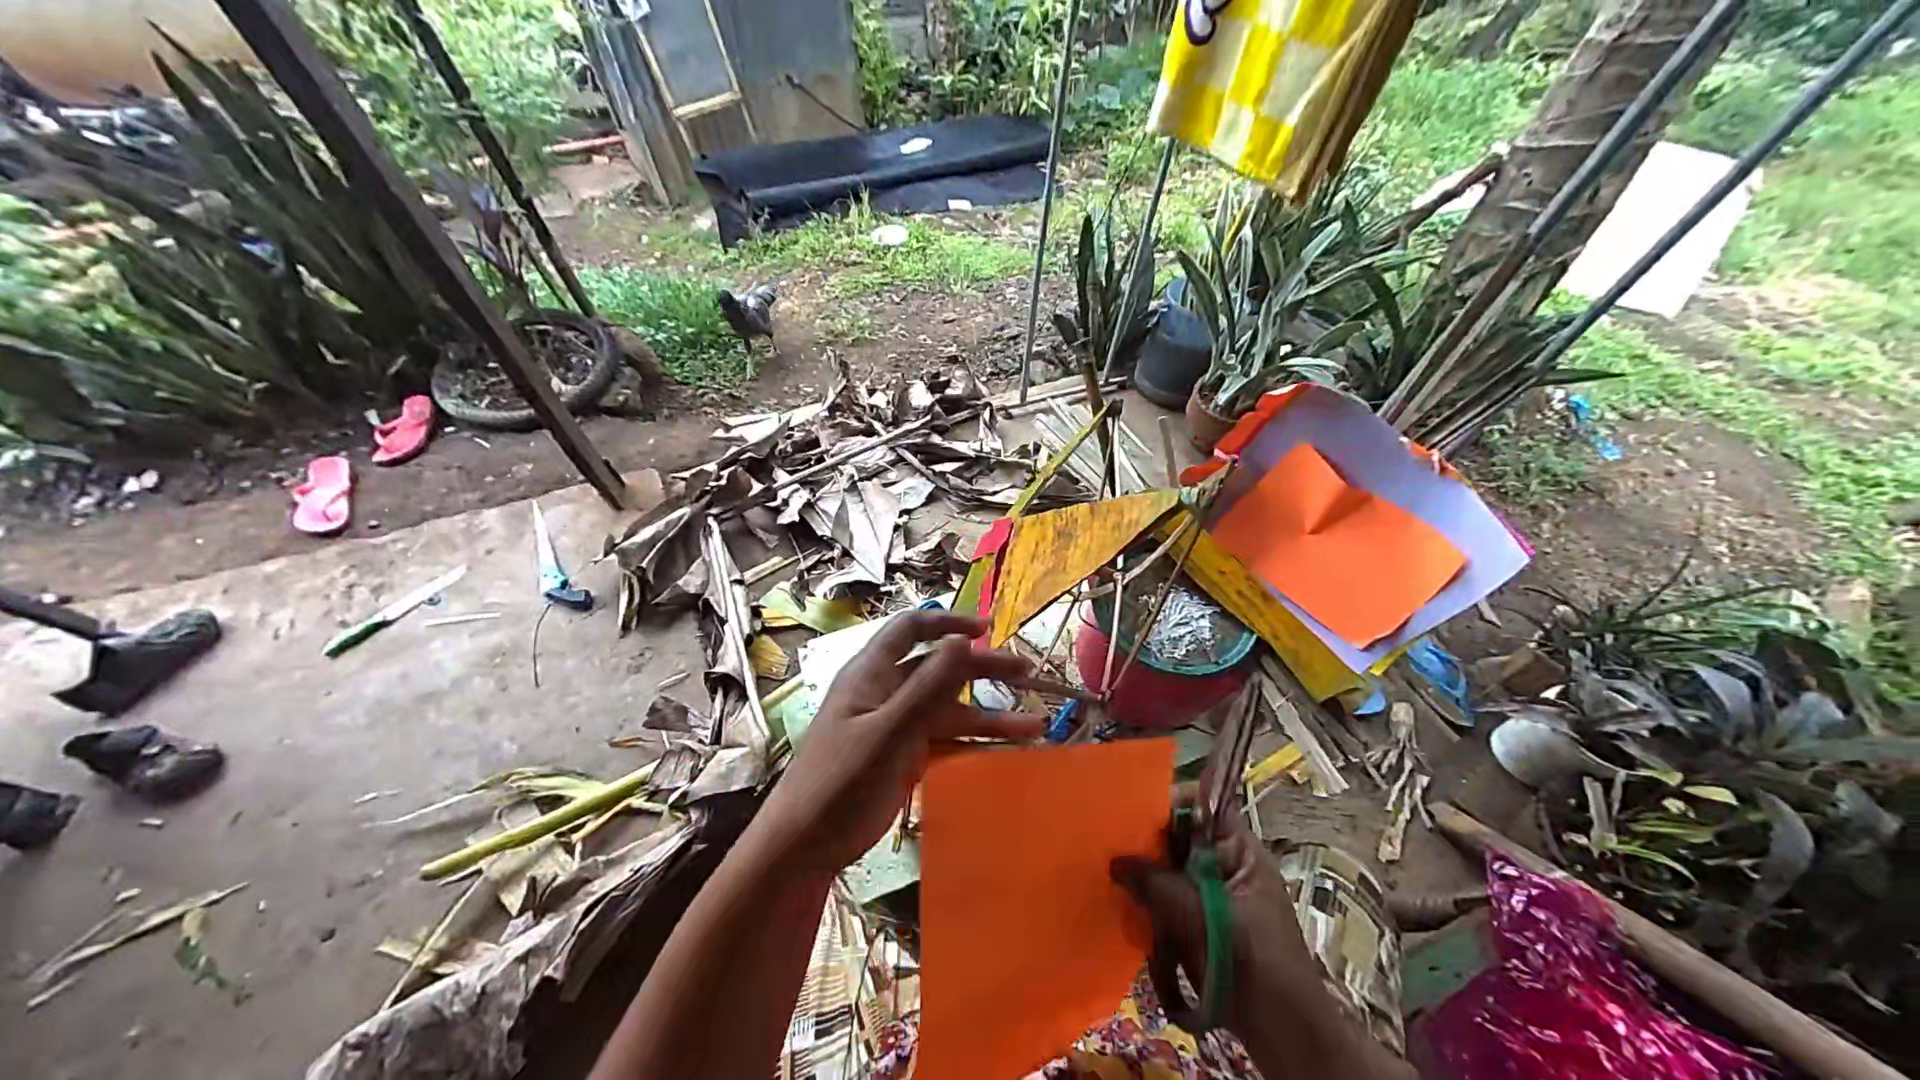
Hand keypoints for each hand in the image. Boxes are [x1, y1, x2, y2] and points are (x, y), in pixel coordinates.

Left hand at [750, 611, 1042, 876]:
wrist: (804, 846)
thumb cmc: (838, 783)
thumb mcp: (886, 733)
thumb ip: (927, 688)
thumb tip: (964, 640)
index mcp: (871, 673)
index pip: (912, 629)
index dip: (949, 623)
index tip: (989, 629)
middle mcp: (885, 692)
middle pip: (940, 669)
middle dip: (982, 669)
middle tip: (1026, 673)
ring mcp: (895, 725)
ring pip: (949, 709)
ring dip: (989, 714)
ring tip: (1035, 723)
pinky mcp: (903, 756)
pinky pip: (945, 740)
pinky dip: (975, 743)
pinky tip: (1007, 751)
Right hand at [1110, 794, 1337, 1060]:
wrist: (1286, 1034)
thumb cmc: (1256, 964)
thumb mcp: (1206, 918)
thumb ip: (1159, 886)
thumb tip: (1115, 861)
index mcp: (1240, 852)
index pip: (1201, 808)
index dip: (1167, 804)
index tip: (1130, 814)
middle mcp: (1226, 866)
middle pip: (1179, 839)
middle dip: (1146, 844)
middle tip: (1110, 846)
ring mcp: (1213, 897)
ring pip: (1169, 871)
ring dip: (1143, 877)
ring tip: (1111, 877)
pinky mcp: (1201, 925)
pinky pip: (1168, 902)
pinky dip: (1149, 905)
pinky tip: (1126, 909)